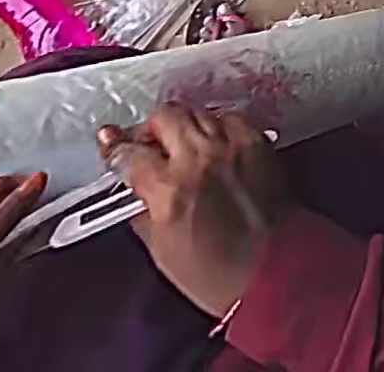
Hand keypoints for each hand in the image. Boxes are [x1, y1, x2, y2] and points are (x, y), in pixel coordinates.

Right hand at [98, 105, 287, 315]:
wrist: (273, 267)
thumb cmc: (216, 271)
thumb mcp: (162, 249)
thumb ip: (143, 210)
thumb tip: (133, 186)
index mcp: (170, 190)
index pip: (130, 153)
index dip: (115, 147)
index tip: (110, 143)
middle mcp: (199, 158)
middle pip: (165, 116)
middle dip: (151, 128)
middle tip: (150, 144)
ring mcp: (230, 144)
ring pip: (196, 112)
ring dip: (183, 125)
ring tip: (183, 145)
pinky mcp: (255, 139)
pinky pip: (227, 117)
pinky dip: (216, 126)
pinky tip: (214, 144)